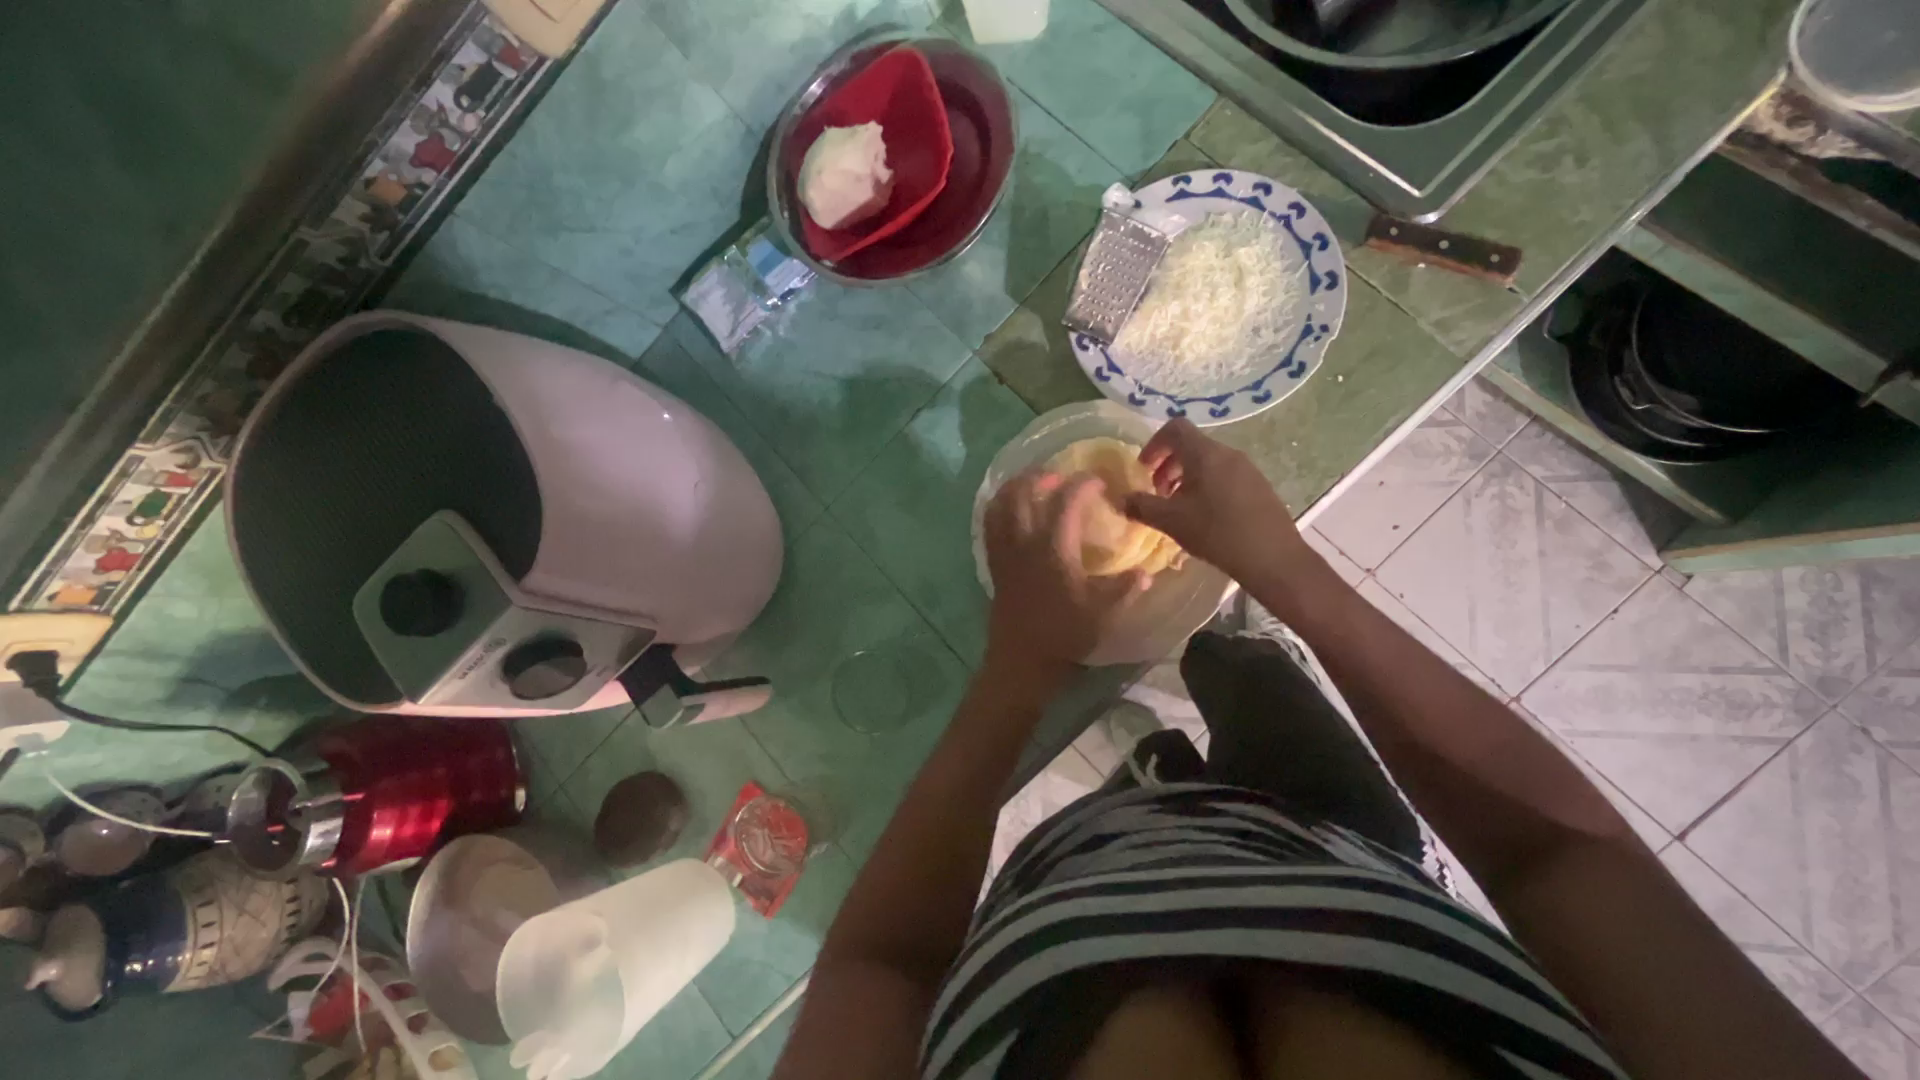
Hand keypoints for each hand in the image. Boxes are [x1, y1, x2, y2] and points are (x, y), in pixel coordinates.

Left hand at [984, 469, 1148, 677]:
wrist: (1022, 660)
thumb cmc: (1064, 634)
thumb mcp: (1104, 612)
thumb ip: (1126, 588)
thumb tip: (1145, 573)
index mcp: (1054, 547)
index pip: (1067, 501)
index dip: (1084, 483)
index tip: (1100, 481)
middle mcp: (1024, 541)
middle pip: (1022, 491)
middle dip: (1040, 476)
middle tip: (1059, 476)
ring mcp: (1004, 551)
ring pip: (999, 504)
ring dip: (1014, 487)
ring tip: (1031, 484)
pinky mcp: (994, 564)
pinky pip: (989, 525)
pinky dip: (998, 508)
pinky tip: (1010, 511)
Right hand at [1122, 418, 1312, 585]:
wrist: (1272, 557)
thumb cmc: (1217, 533)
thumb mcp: (1171, 521)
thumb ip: (1141, 506)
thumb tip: (1120, 499)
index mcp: (1205, 454)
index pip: (1175, 428)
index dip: (1154, 444)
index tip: (1144, 470)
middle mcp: (1227, 453)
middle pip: (1191, 445)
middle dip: (1168, 465)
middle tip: (1157, 493)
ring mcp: (1247, 468)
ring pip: (1208, 462)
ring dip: (1186, 478)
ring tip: (1179, 508)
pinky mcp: (1258, 485)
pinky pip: (1225, 475)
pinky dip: (1206, 486)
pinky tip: (1205, 517)